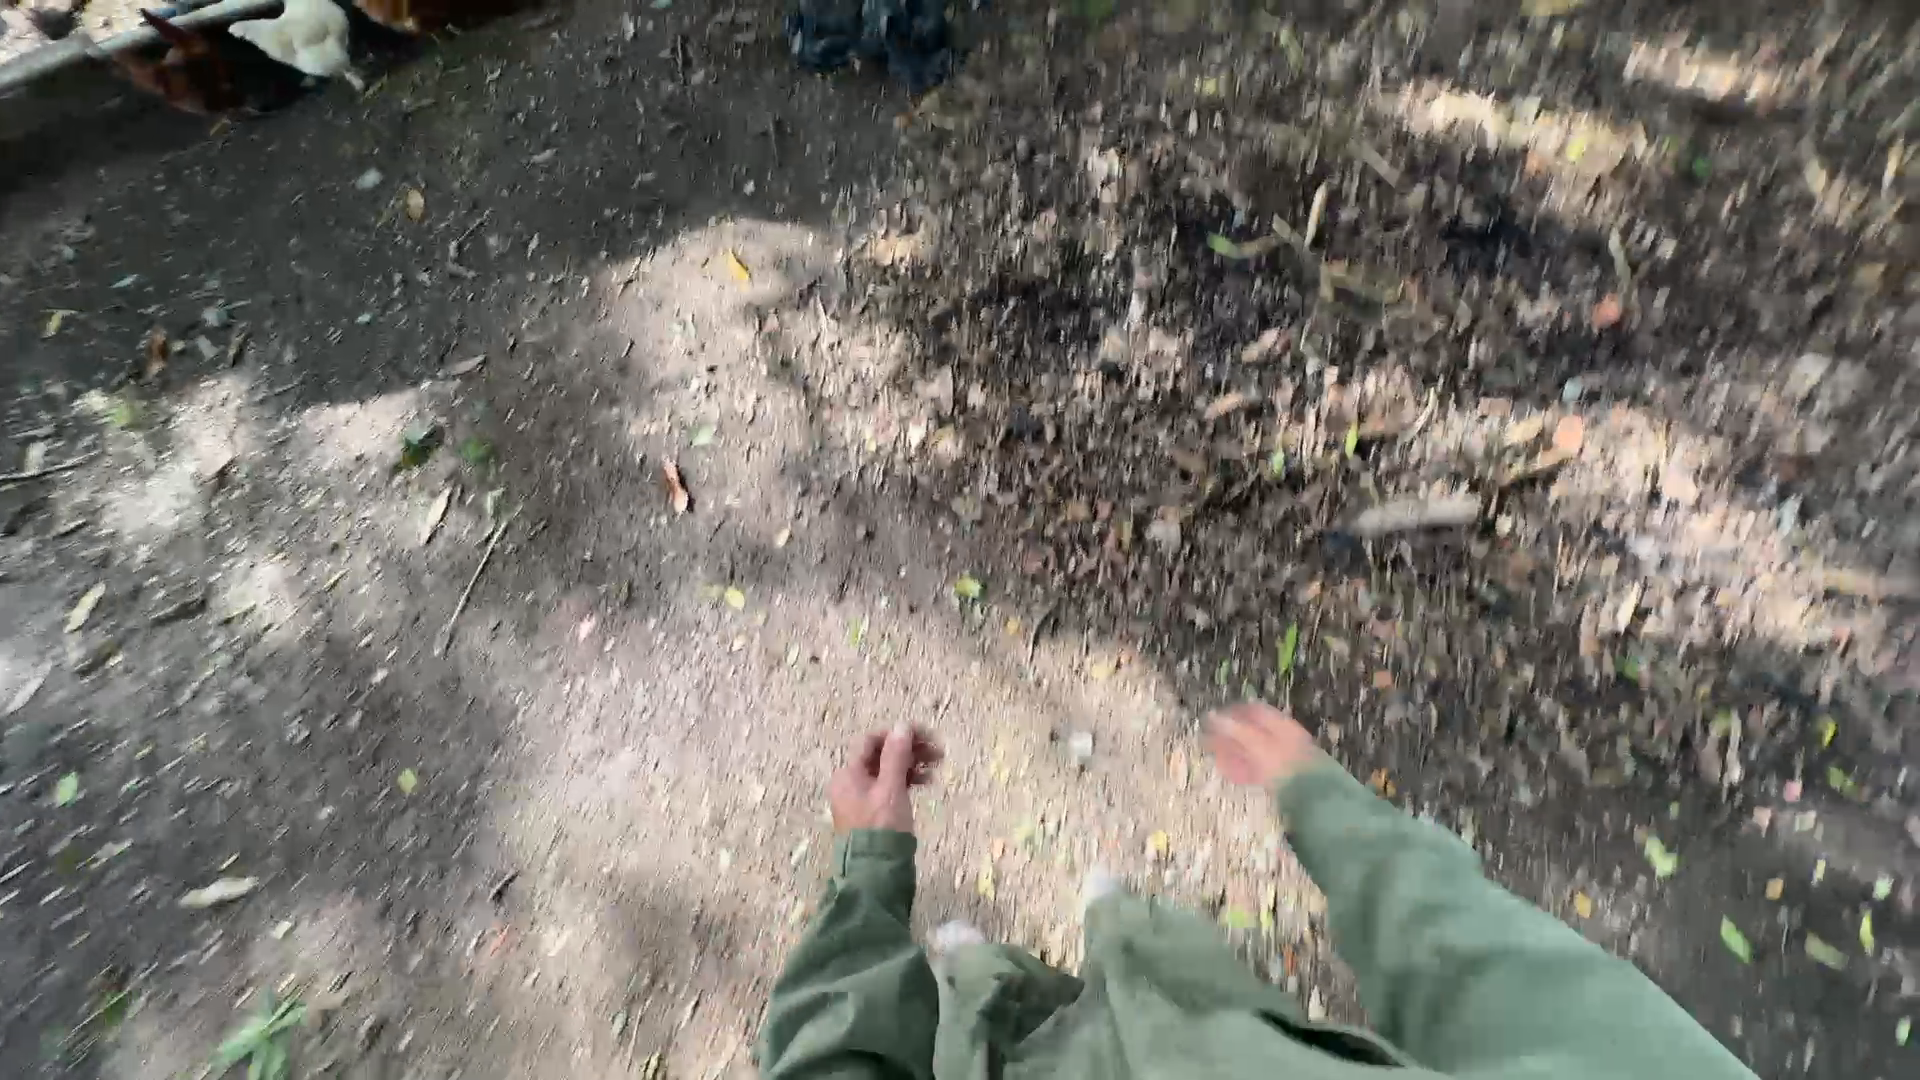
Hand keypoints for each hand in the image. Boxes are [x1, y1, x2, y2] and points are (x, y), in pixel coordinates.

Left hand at [828, 724, 942, 833]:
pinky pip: (890, 785)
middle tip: (937, 751)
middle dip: (909, 749)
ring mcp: (861, 797)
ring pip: (888, 769)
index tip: (923, 737)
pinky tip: (926, 781)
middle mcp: (851, 782)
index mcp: (848, 773)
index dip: (897, 734)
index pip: (871, 741)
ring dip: (911, 763)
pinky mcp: (873, 811)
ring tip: (936, 766)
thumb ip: (896, 756)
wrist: (875, 875)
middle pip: (881, 754)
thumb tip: (902, 726)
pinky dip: (907, 780)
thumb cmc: (882, 828)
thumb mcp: (891, 788)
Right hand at [1205, 703, 1325, 788]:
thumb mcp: (1256, 743)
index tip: (1213, 719)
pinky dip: (1243, 767)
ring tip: (1217, 757)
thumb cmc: (1283, 764)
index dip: (1231, 712)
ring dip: (1234, 752)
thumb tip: (1211, 716)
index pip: (1252, 709)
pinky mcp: (1284, 776)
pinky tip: (1232, 773)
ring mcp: (1285, 756)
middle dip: (1229, 735)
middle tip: (1210, 740)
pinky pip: (1259, 767)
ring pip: (1254, 750)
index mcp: (1280, 723)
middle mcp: (1283, 736)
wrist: (1312, 795)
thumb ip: (1234, 729)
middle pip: (1251, 730)